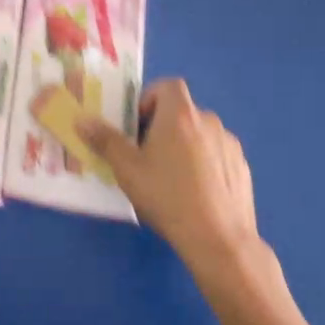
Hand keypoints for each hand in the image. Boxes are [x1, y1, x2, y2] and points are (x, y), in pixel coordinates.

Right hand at [79, 79, 258, 267]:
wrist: (218, 239)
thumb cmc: (167, 197)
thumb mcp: (127, 170)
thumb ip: (105, 140)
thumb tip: (82, 120)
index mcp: (180, 114)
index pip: (168, 85)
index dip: (150, 98)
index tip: (138, 126)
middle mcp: (208, 121)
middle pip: (182, 112)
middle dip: (164, 127)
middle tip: (148, 157)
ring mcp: (229, 144)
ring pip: (200, 134)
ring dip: (185, 146)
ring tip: (172, 180)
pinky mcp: (242, 168)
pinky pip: (217, 155)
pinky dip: (205, 164)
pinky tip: (197, 194)